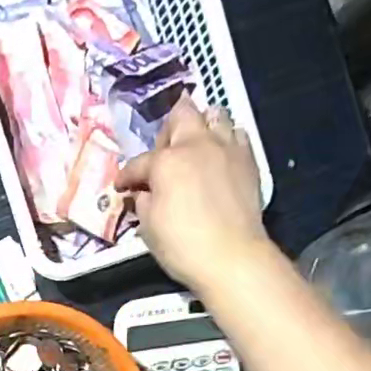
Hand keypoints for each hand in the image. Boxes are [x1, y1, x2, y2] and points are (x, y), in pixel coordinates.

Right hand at [117, 98, 279, 291]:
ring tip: (195, 150)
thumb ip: (143, 203)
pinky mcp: (248, 159)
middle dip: (168, 131)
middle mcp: (196, 144)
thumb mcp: (149, 228)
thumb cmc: (182, 245)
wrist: (231, 256)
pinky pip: (237, 135)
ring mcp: (226, 148)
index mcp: (166, 162)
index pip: (139, 163)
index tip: (122, 186)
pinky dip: (225, 141)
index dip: (127, 176)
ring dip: (201, 127)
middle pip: (182, 114)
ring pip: (214, 115)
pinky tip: (219, 159)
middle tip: (164, 155)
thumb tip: (143, 194)